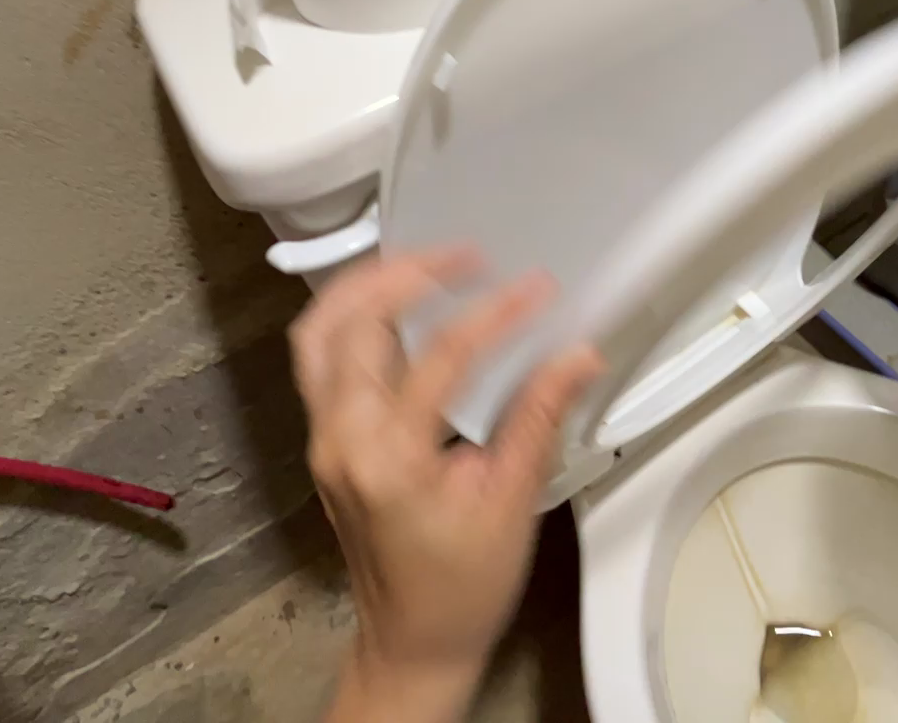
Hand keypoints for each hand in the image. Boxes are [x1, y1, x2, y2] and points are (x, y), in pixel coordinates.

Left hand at [289, 251, 602, 720]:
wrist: (412, 642)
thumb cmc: (460, 586)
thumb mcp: (512, 500)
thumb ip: (539, 415)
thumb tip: (577, 355)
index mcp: (388, 461)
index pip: (439, 358)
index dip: (495, 314)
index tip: (536, 290)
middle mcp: (341, 440)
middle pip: (353, 324)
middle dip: (411, 273)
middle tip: (468, 256)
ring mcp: (323, 437)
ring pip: (320, 331)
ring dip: (368, 284)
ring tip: (424, 261)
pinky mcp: (327, 437)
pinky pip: (320, 354)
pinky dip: (354, 311)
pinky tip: (396, 301)